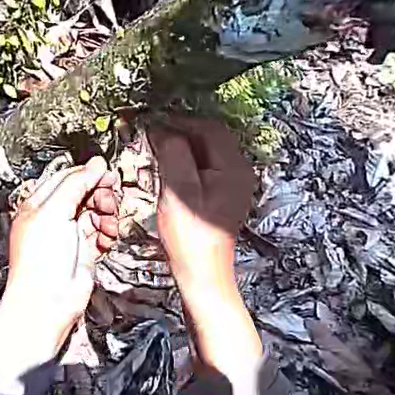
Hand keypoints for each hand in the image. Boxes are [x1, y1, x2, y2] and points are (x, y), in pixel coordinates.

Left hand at [0, 156, 121, 348]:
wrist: (48, 301)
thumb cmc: (39, 262)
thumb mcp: (54, 211)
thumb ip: (76, 184)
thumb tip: (95, 165)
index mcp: (39, 204)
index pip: (67, 178)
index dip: (87, 174)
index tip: (105, 174)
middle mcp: (54, 217)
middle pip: (85, 193)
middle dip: (101, 194)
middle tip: (108, 201)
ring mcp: (70, 234)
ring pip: (97, 212)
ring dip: (107, 214)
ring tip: (108, 224)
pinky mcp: (85, 251)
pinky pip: (103, 232)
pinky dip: (109, 233)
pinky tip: (108, 238)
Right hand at [148, 117, 256, 301]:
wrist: (201, 272)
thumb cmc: (190, 234)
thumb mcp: (178, 190)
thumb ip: (173, 154)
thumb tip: (164, 130)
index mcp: (233, 167)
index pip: (209, 129)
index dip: (180, 122)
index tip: (154, 124)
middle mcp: (240, 172)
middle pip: (211, 138)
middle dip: (182, 132)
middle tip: (155, 135)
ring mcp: (233, 185)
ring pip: (208, 152)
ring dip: (184, 146)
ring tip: (159, 149)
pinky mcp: (224, 196)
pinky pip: (207, 167)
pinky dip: (188, 161)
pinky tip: (171, 168)